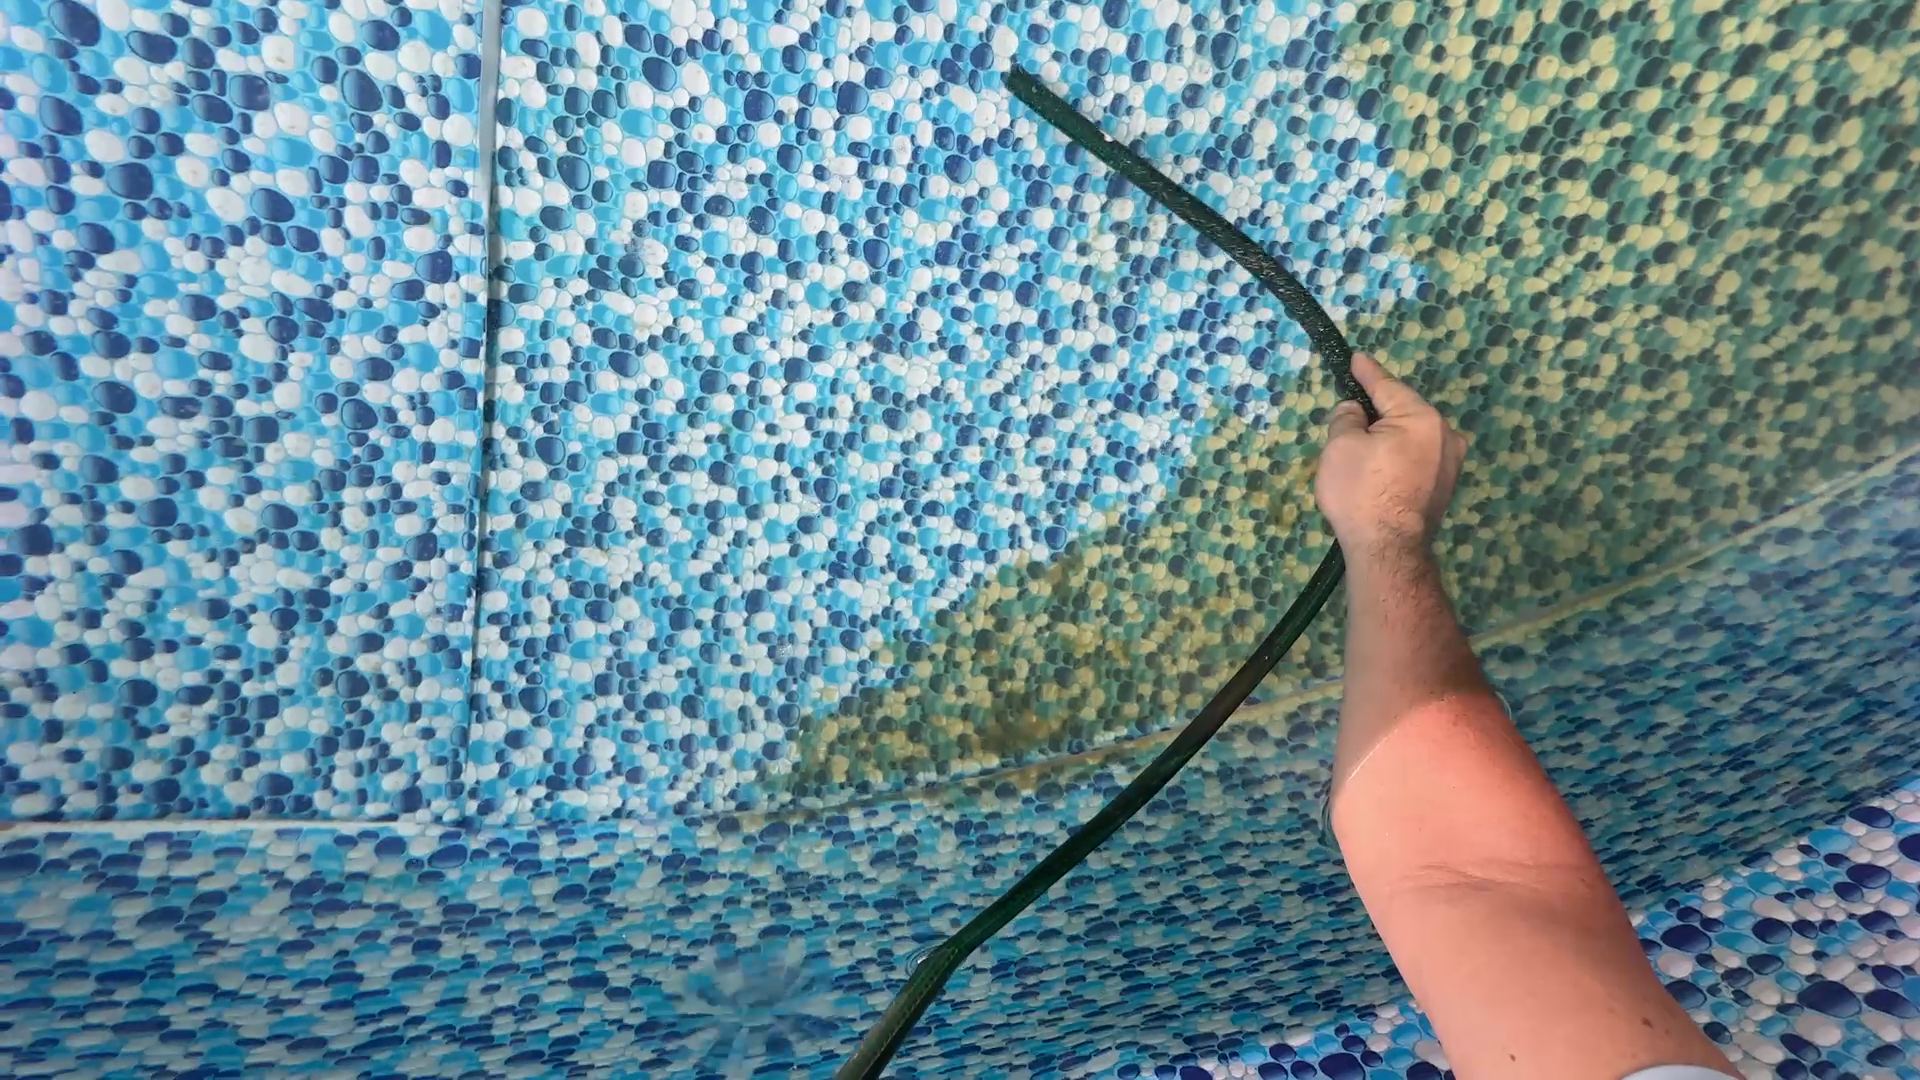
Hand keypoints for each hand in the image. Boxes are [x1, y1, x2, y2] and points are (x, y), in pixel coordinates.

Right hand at [1313, 353, 1465, 557]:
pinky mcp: (1444, 486)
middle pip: (1402, 412)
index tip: (1357, 359)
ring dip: (1387, 437)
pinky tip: (1377, 470)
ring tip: (1359, 449)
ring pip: (1410, 437)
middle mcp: (1445, 434)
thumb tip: (1354, 411)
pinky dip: (1395, 457)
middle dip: (1376, 412)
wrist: (1387, 547)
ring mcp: (1450, 463)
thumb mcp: (1340, 447)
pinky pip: (1416, 458)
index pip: (1388, 386)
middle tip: (1348, 415)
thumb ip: (1346, 420)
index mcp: (1421, 417)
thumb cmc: (1361, 492)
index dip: (1367, 372)